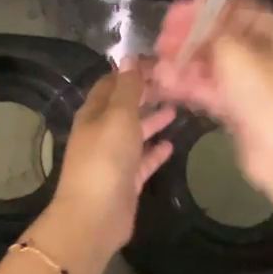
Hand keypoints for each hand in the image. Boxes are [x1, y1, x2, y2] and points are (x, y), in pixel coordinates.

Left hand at [40, 61, 174, 270]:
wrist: (94, 216)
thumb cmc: (105, 158)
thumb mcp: (118, 116)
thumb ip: (127, 88)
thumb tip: (129, 57)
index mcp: (94, 113)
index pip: (112, 83)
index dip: (134, 71)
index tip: (162, 63)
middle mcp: (101, 132)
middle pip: (125, 107)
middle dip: (147, 94)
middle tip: (177, 84)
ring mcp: (113, 158)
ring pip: (135, 133)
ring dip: (153, 120)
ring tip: (178, 108)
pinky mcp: (126, 181)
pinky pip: (142, 160)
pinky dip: (155, 151)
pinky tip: (172, 144)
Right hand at [151, 0, 272, 201]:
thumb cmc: (269, 98)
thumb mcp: (237, 55)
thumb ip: (212, 30)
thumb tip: (196, 9)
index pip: (235, 8)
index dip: (201, 9)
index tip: (172, 15)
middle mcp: (267, 51)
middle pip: (221, 36)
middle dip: (188, 38)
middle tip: (160, 42)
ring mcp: (253, 81)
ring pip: (213, 64)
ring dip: (184, 62)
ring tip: (157, 65)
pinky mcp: (241, 106)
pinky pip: (212, 88)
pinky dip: (190, 85)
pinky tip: (165, 84)